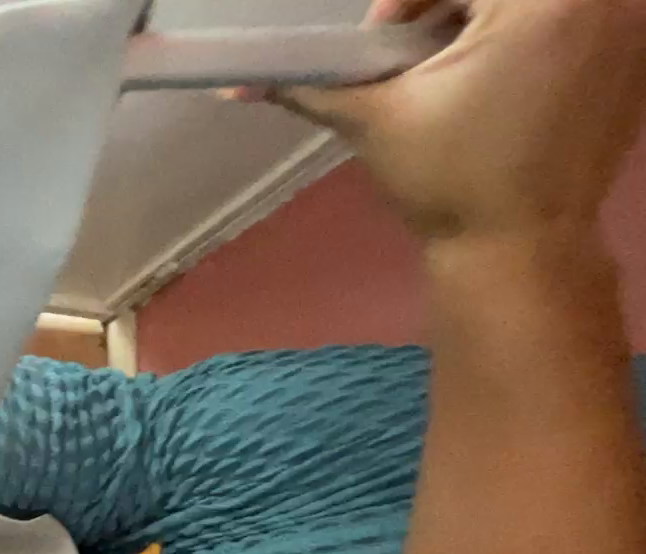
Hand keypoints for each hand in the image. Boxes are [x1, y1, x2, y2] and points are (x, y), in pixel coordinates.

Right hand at [274, 0, 645, 241]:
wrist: (516, 236)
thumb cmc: (442, 176)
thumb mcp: (371, 121)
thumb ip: (311, 88)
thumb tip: (241, 82)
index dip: (408, 1)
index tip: (383, 46)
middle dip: (449, 8)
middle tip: (416, 59)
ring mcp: (638, 18)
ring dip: (490, 19)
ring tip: (458, 75)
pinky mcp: (643, 47)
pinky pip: (580, 17)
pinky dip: (536, 36)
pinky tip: (507, 87)